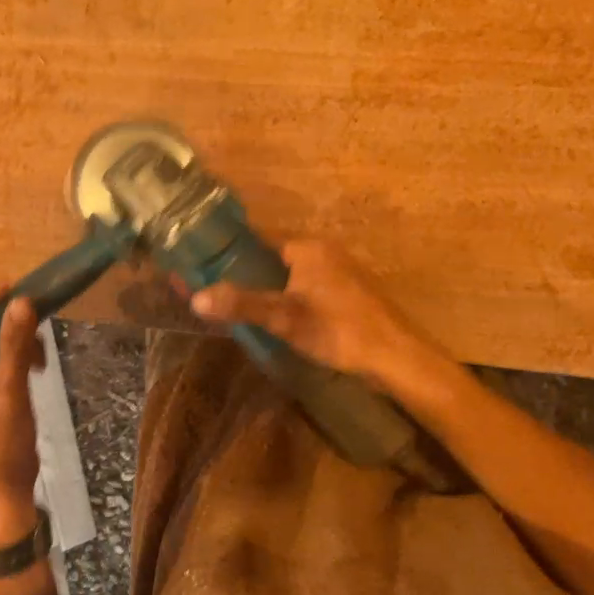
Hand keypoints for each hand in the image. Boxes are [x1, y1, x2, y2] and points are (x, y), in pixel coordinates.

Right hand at [190, 239, 451, 394]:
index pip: (257, 236)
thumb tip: (195, 297)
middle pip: (272, 254)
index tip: (201, 261)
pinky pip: (306, 286)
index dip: (228, 248)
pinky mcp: (349, 293)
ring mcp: (339, 271)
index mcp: (307, 247)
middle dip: (244, 269)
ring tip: (237, 302)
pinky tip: (276, 316)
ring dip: (266, 284)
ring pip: (290, 272)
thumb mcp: (284, 318)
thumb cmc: (339, 330)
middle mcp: (323, 250)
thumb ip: (241, 305)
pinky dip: (287, 295)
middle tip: (214, 286)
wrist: (398, 358)